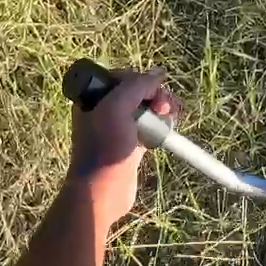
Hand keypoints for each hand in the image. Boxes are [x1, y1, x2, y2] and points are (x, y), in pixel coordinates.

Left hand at [66, 69, 177, 224]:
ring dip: (161, 108)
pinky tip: (168, 127)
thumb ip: (137, 85)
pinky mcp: (130, 144)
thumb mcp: (117, 107)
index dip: (142, 81)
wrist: (103, 191)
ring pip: (145, 108)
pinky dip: (160, 124)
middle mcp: (103, 109)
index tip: (154, 93)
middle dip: (155, 95)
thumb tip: (159, 74)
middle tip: (165, 107)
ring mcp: (117, 128)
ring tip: (171, 116)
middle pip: (137, 91)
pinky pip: (148, 126)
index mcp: (93, 98)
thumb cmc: (105, 147)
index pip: (123, 77)